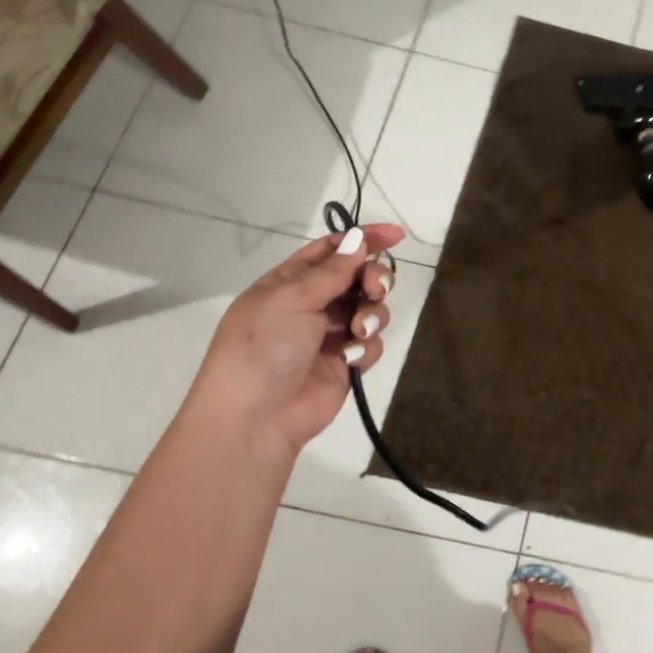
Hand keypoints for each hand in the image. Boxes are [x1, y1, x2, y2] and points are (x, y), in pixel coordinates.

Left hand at [190, 223, 404, 456]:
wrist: (256, 417)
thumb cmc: (263, 348)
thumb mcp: (291, 299)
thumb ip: (331, 270)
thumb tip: (358, 239)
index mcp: (289, 282)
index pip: (332, 249)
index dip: (363, 239)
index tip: (397, 236)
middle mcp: (311, 304)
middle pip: (357, 276)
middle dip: (373, 278)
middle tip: (375, 289)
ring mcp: (329, 334)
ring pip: (370, 308)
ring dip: (371, 314)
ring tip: (359, 331)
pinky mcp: (345, 363)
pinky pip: (371, 343)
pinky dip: (365, 348)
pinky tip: (350, 359)